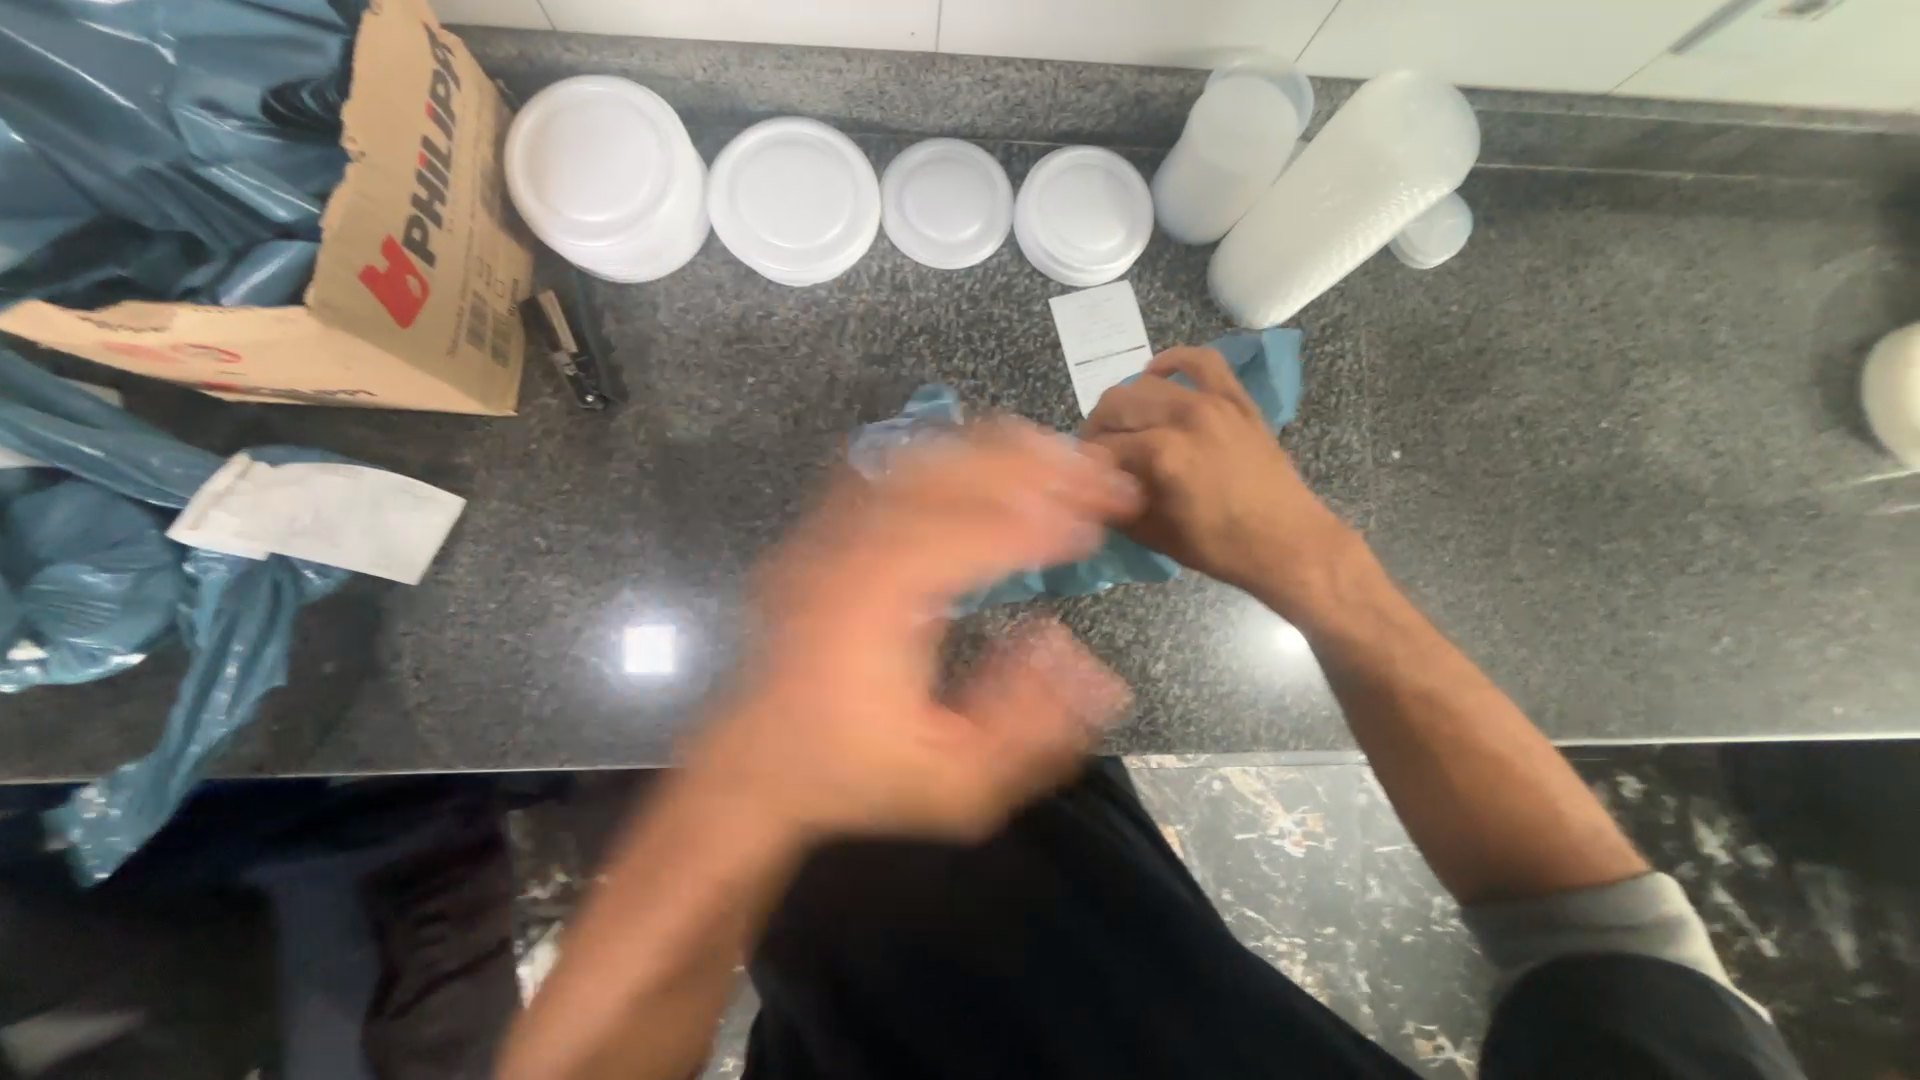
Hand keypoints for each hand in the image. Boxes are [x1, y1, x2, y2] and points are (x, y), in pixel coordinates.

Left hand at [686, 419, 1140, 843]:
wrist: (753, 769)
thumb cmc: (852, 776)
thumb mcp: (955, 784)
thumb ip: (1029, 727)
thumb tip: (1082, 659)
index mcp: (874, 608)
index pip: (967, 534)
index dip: (1039, 521)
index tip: (1097, 526)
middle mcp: (844, 553)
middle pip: (944, 473)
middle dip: (1031, 465)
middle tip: (1096, 476)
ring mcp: (824, 536)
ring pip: (914, 459)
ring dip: (993, 451)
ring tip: (1055, 458)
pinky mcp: (818, 535)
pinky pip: (883, 470)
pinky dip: (942, 456)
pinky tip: (980, 463)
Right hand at [1082, 346, 1358, 612]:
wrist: (1287, 543)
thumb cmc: (1219, 548)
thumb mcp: (1155, 534)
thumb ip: (1116, 505)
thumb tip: (1090, 490)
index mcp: (1161, 453)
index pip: (1101, 447)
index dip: (1085, 464)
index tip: (1083, 477)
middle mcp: (1183, 417)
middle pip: (1116, 405)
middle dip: (1097, 431)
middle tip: (1098, 455)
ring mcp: (1213, 402)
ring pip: (1147, 384)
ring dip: (1126, 404)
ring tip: (1124, 427)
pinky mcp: (1236, 400)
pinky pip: (1202, 361)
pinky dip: (1175, 360)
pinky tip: (1156, 373)